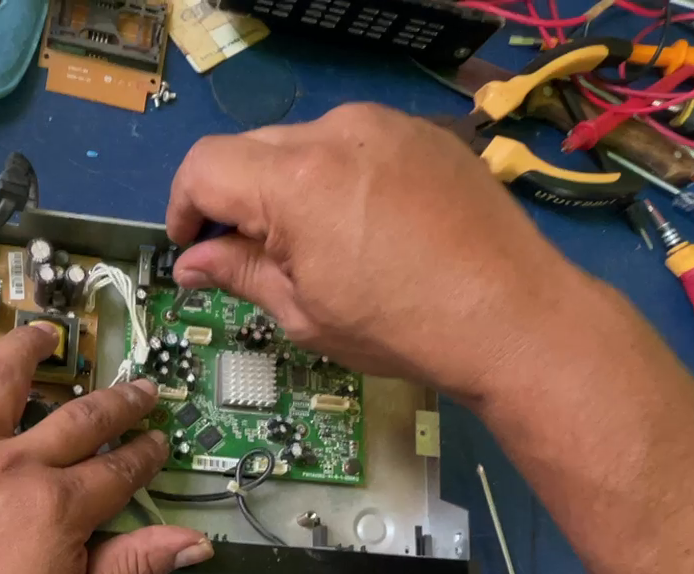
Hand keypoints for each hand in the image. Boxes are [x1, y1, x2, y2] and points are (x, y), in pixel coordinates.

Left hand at [0, 319, 212, 573]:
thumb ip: (135, 567)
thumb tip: (199, 543)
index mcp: (58, 505)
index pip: (119, 470)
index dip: (146, 454)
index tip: (161, 440)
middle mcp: (13, 463)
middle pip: (79, 419)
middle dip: (118, 403)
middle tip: (140, 389)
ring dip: (29, 349)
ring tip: (49, 333)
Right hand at [167, 103, 620, 402]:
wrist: (511, 315)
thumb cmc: (396, 328)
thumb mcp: (303, 312)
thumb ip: (239, 273)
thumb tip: (191, 264)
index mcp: (294, 180)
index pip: (203, 167)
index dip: (182, 209)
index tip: (189, 248)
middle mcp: (335, 133)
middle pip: (247, 150)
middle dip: (231, 200)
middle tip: (243, 257)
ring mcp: (385, 125)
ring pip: (299, 144)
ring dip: (282, 188)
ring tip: (309, 246)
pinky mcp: (421, 134)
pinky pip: (351, 146)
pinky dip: (330, 178)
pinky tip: (357, 228)